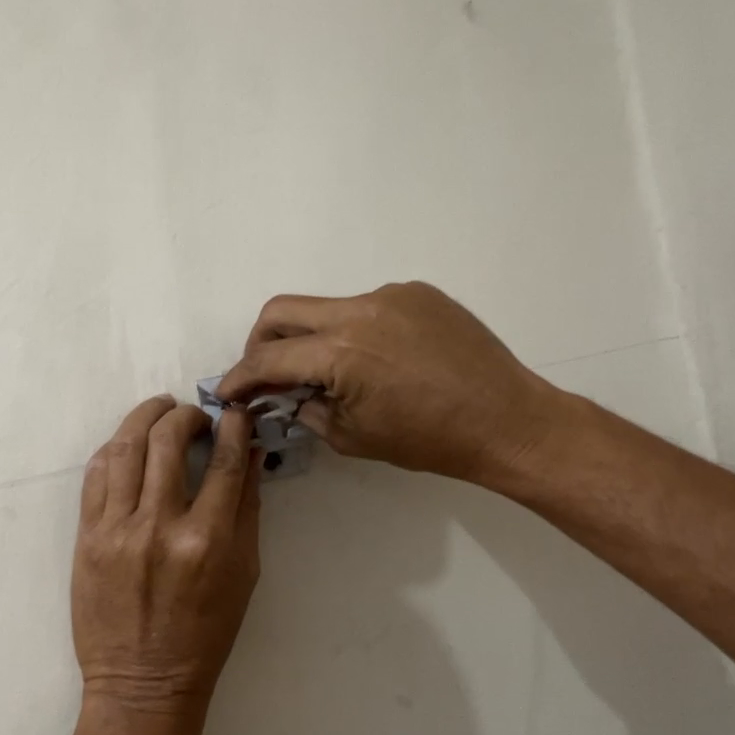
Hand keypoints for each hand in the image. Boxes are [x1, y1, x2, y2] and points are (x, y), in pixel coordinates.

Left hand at [71, 395, 262, 712]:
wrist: (143, 682)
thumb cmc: (206, 634)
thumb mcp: (244, 574)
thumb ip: (247, 509)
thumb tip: (249, 452)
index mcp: (207, 540)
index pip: (224, 460)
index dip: (231, 426)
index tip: (232, 414)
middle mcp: (159, 527)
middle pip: (168, 440)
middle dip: (185, 415)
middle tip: (193, 416)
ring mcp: (116, 531)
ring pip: (125, 448)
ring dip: (145, 418)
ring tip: (159, 412)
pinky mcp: (86, 538)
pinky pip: (95, 475)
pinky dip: (114, 449)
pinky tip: (128, 445)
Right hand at [216, 282, 573, 486]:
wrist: (507, 420)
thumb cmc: (429, 441)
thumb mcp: (354, 437)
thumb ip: (309, 410)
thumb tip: (287, 396)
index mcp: (341, 353)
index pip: (269, 358)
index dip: (240, 376)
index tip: (227, 392)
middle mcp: (360, 310)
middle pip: (282, 311)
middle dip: (261, 342)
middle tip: (265, 373)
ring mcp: (392, 295)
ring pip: (327, 308)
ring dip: (313, 337)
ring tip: (331, 372)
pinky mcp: (419, 293)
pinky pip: (368, 306)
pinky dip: (355, 331)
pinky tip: (377, 360)